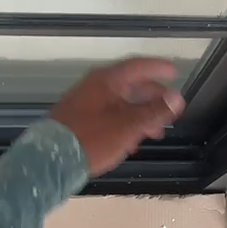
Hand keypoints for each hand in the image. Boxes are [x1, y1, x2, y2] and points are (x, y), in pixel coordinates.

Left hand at [48, 57, 185, 175]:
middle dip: (152, 97)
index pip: (137, 66)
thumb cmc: (91, 139)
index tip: (174, 71)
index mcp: (106, 80)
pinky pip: (108, 114)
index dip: (157, 68)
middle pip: (129, 84)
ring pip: (119, 102)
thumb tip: (177, 97)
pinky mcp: (78, 119)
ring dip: (139, 114)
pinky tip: (130, 141)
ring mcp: (84, 102)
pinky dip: (124, 123)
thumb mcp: (128, 126)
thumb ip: (154, 111)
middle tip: (169, 108)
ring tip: (155, 132)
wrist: (49, 161)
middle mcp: (95, 86)